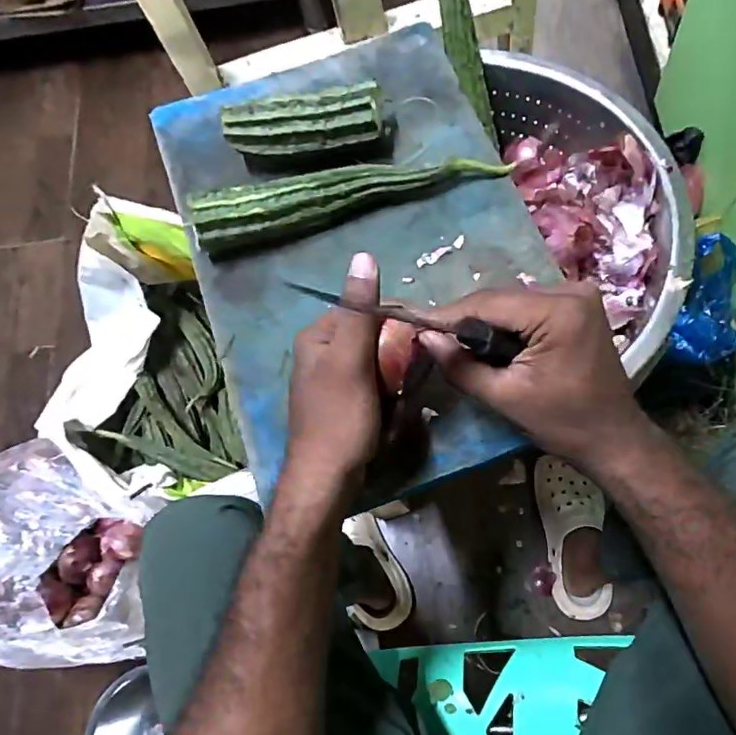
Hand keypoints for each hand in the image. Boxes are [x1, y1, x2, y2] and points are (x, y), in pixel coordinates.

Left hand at [284, 252, 382, 494]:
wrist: (326, 479)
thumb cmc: (340, 418)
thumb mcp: (352, 360)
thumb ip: (360, 310)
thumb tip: (363, 255)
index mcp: (317, 337)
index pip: (362, 309)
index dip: (393, 321)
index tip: (418, 339)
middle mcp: (320, 353)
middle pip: (370, 338)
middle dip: (392, 358)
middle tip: (402, 380)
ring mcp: (330, 380)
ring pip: (375, 364)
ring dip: (392, 380)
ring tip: (395, 401)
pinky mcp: (342, 403)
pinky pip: (372, 387)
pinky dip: (385, 397)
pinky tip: (389, 414)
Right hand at [419, 282, 651, 467]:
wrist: (614, 439)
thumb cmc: (563, 423)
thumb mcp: (506, 397)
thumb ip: (462, 366)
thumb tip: (425, 337)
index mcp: (559, 309)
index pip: (489, 303)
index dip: (448, 315)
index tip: (415, 326)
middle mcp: (571, 290)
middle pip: (501, 299)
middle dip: (467, 320)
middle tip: (433, 341)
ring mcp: (579, 295)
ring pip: (513, 302)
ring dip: (486, 323)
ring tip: (458, 346)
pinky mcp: (579, 306)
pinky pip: (530, 309)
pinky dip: (508, 325)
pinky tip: (492, 346)